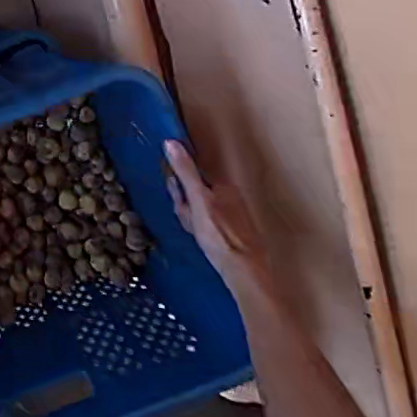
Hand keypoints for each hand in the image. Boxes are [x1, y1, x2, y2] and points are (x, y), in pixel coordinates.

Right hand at [164, 140, 272, 291]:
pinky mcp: (233, 235)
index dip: (181, 187)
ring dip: (191, 220)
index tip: (177, 197)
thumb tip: (171, 141)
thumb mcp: (197, 199)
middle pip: (196, 193)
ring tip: (195, 233)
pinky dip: (201, 232)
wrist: (245, 274)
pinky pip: (209, 225)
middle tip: (187, 219)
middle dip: (185, 205)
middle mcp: (232, 197)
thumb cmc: (219, 235)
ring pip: (201, 211)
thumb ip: (185, 171)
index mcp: (225, 185)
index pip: (194, 175)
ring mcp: (234, 217)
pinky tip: (204, 243)